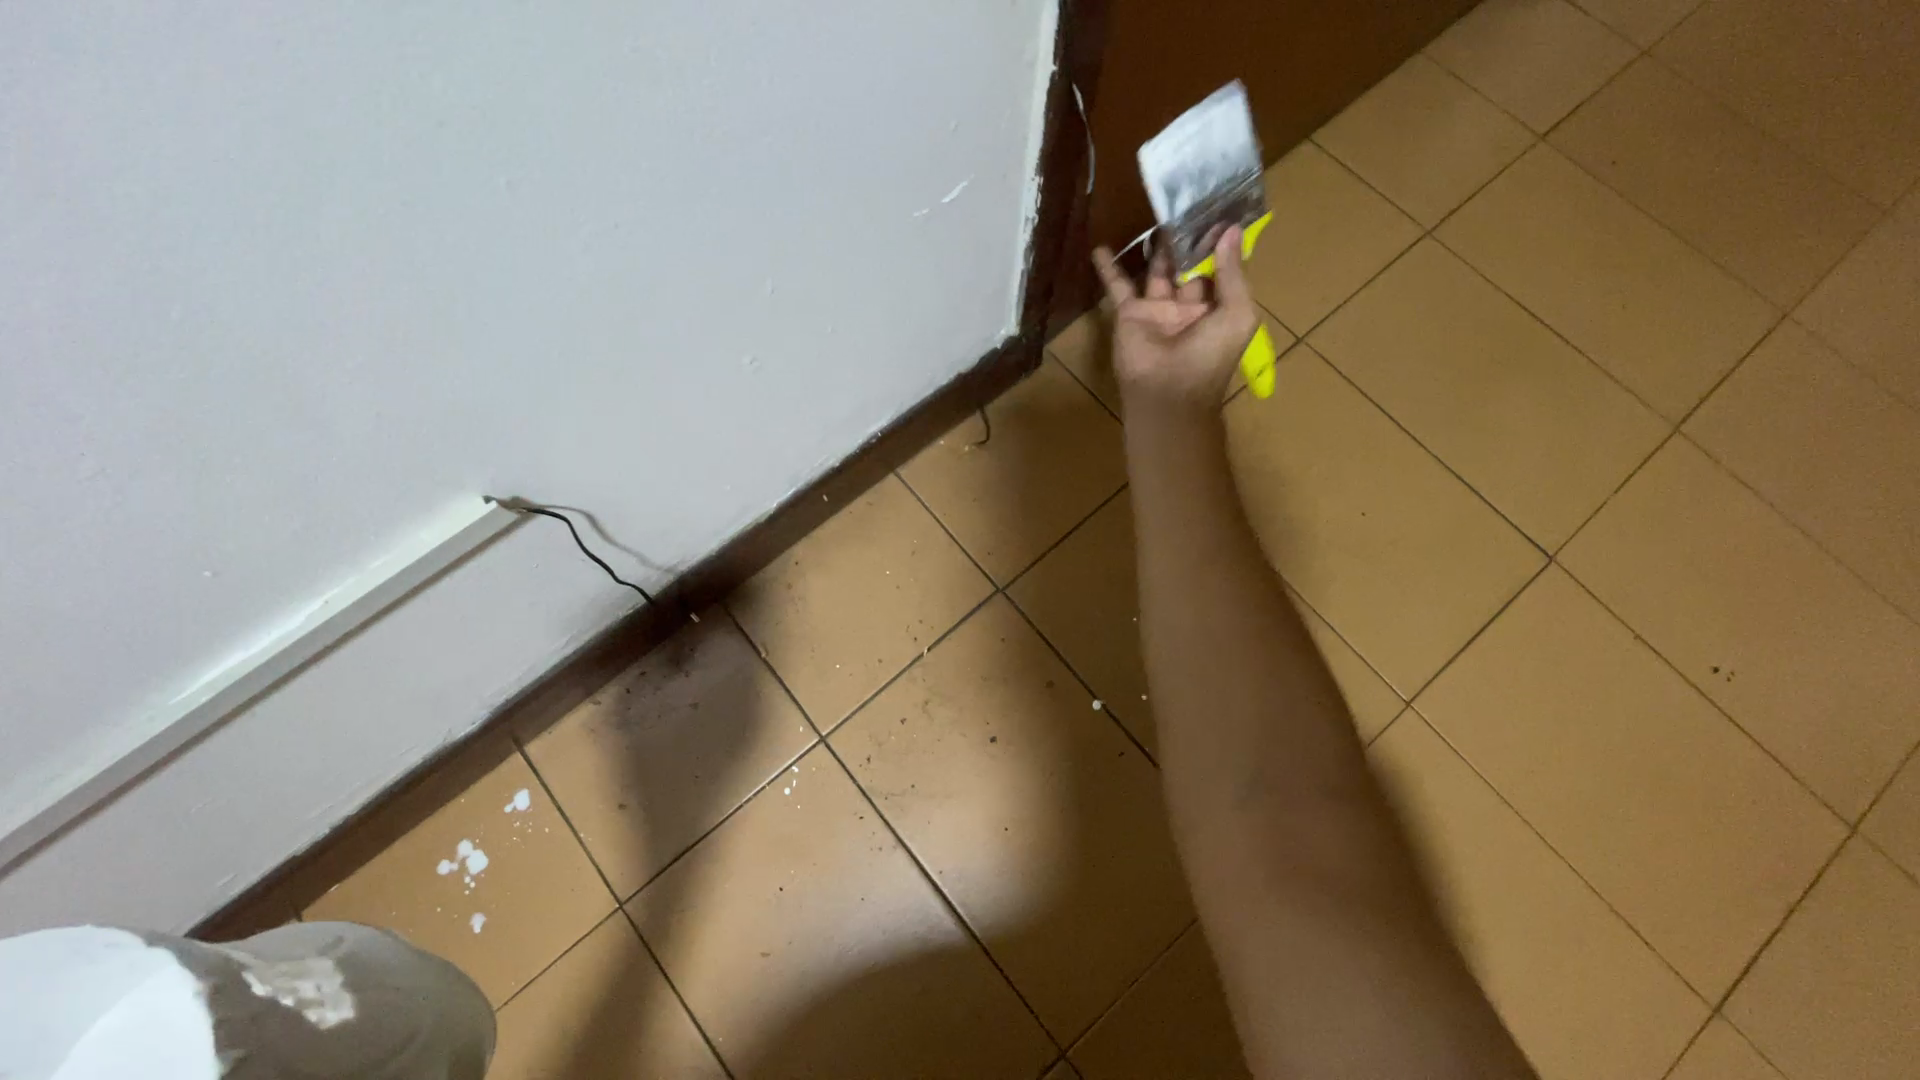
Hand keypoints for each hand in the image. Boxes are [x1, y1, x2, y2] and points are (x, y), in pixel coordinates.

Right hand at [1092, 226, 1261, 415]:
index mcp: (1218, 308)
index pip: (1220, 268)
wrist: (1168, 392)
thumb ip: (1232, 273)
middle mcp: (1189, 306)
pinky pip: (1118, 286)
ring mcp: (1157, 309)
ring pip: (1158, 270)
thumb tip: (1230, 229)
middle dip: (1190, 239)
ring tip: (1161, 213)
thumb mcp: (1237, 314)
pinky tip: (1101, 247)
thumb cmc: (1209, 357)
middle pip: (1189, 265)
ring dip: (1158, 246)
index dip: (1219, 242)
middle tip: (1188, 202)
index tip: (1219, 209)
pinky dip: (1108, 268)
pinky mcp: (1130, 313)